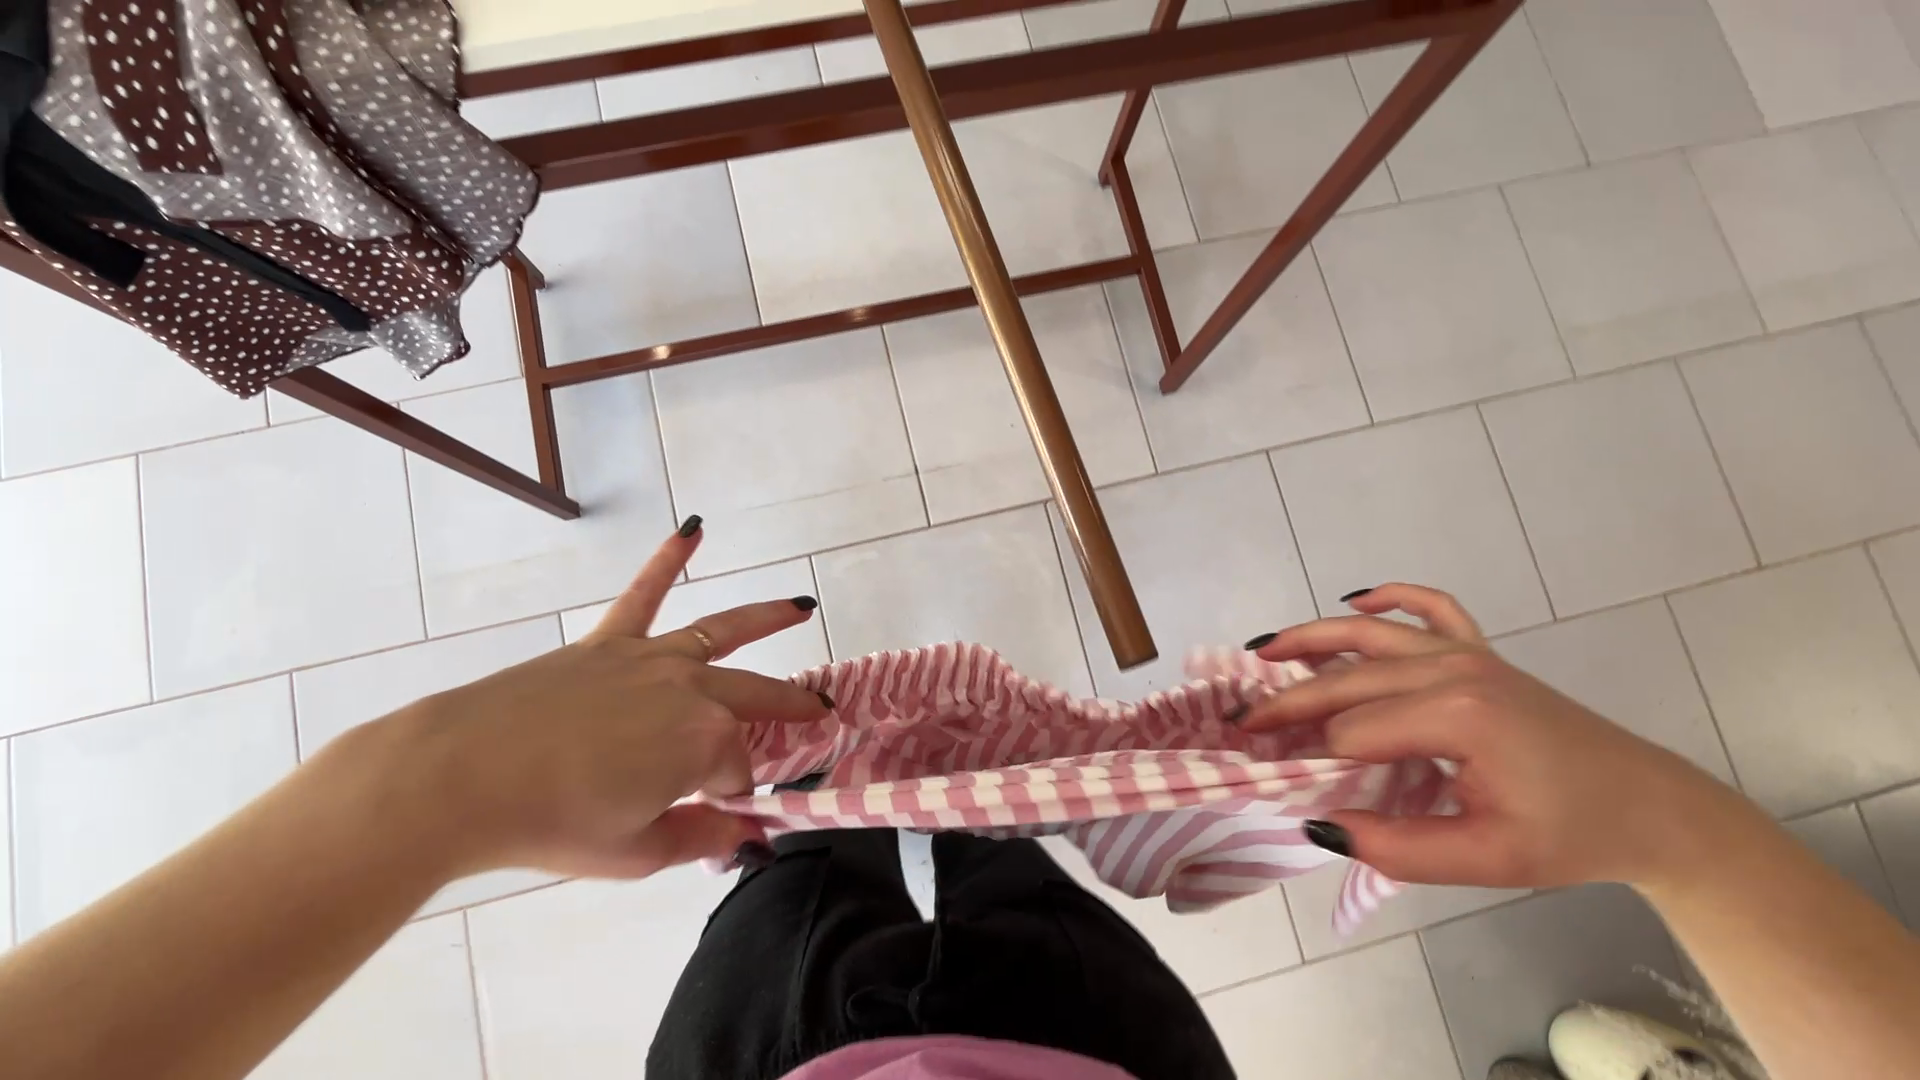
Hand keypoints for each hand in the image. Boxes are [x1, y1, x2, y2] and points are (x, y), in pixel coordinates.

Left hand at [373, 523, 827, 881]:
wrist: (460, 778)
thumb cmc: (553, 822)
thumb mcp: (635, 852)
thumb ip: (700, 839)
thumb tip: (743, 834)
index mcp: (705, 743)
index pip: (738, 771)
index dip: (731, 796)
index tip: (716, 814)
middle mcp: (692, 690)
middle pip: (754, 698)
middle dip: (791, 709)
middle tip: (821, 715)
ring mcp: (651, 659)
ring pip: (724, 632)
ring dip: (768, 617)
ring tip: (801, 606)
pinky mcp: (608, 642)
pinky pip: (644, 593)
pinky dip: (668, 559)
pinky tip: (693, 528)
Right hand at [1244, 585, 1754, 891]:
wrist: (1650, 809)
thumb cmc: (1569, 836)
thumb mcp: (1485, 859)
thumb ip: (1398, 847)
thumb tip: (1318, 825)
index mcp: (1455, 715)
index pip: (1351, 735)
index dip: (1308, 760)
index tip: (1273, 779)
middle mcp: (1452, 669)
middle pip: (1345, 682)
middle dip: (1287, 704)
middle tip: (1239, 725)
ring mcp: (1468, 652)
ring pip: (1370, 634)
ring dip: (1311, 639)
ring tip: (1261, 649)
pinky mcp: (1481, 651)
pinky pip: (1432, 607)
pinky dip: (1392, 597)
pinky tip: (1358, 598)